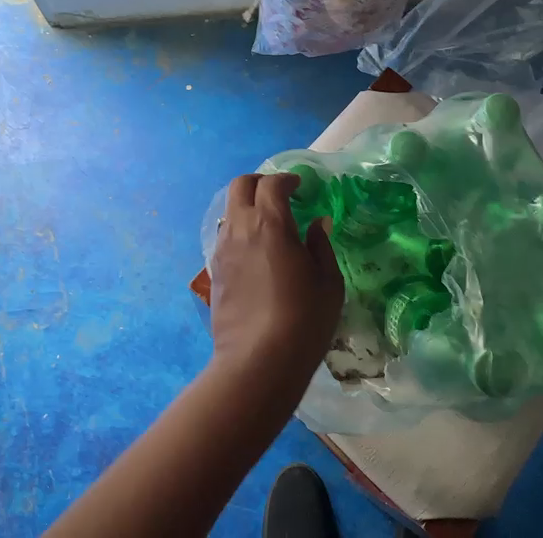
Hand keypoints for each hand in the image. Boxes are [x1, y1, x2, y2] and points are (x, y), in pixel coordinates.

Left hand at [207, 173, 344, 392]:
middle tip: (280, 195)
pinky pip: (225, 237)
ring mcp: (222, 250)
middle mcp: (240, 229)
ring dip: (248, 207)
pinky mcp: (214, 272)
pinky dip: (240, 232)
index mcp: (270, 224)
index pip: (272, 184)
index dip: (287, 179)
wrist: (258, 362)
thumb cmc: (303, 320)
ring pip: (229, 211)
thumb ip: (321, 245)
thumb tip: (316, 223)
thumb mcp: (328, 282)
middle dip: (260, 183)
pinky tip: (257, 253)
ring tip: (269, 226)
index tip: (300, 186)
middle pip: (240, 186)